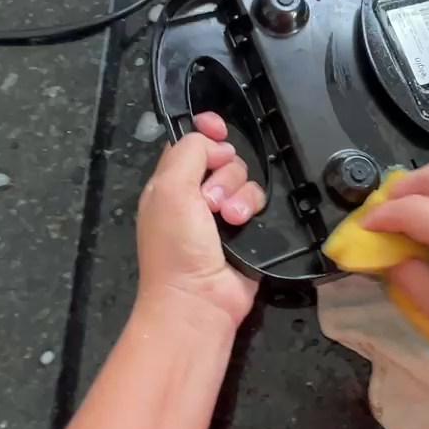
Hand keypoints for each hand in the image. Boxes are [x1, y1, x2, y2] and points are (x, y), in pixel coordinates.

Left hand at [135, 112, 265, 326]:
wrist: (199, 300)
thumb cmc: (176, 246)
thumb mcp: (170, 189)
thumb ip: (190, 152)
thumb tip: (217, 144)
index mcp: (170, 182)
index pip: (191, 141)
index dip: (206, 129)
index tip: (220, 128)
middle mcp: (195, 194)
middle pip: (223, 157)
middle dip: (223, 173)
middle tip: (211, 200)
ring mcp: (222, 211)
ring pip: (244, 178)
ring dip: (239, 194)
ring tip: (229, 218)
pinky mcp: (246, 227)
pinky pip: (259, 200)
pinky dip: (252, 208)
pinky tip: (242, 225)